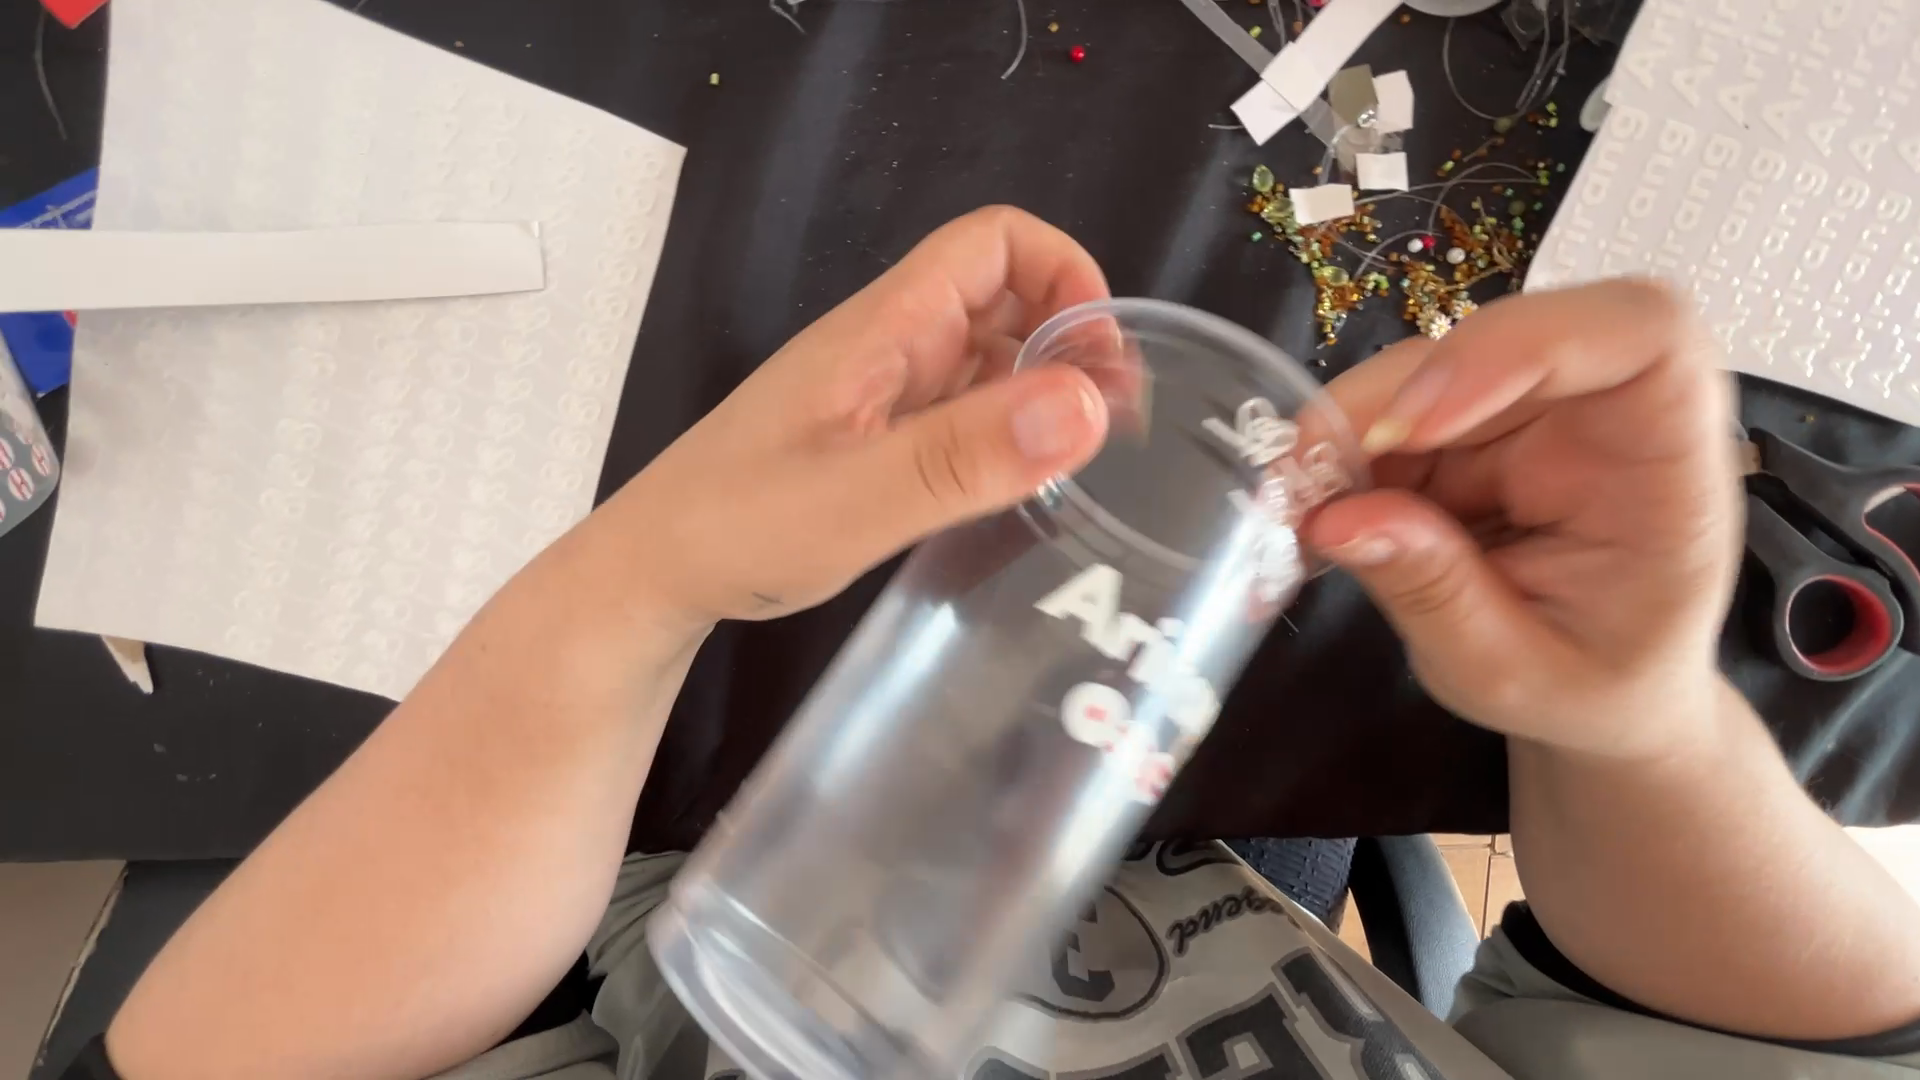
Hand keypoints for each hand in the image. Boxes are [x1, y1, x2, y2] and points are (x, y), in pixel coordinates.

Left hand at [597, 206, 1112, 631]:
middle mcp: (890, 348)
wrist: (659, 572)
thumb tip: (1085, 406)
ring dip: (1043, 389)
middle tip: (1115, 420)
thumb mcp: (856, 498)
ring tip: (1087, 456)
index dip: (1064, 272)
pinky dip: (1006, 431)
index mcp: (884, 330)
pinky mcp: (878, 440)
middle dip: (1070, 337)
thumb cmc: (740, 527)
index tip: (1103, 355)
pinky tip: (1022, 479)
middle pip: (1001, 297)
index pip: (992, 243)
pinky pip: (961, 414)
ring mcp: (883, 396)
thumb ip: (964, 455)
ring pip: (986, 360)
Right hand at [1302, 281, 1742, 759]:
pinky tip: (1305, 512)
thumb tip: (1332, 520)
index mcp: (1659, 467)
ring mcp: (1517, 424)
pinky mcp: (1456, 441)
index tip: (1407, 429)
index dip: (1515, 348)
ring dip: (1337, 435)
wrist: (1588, 695)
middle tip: (1296, 479)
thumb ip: (1433, 594)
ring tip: (1289, 510)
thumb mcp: (1506, 670)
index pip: (1635, 335)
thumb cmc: (1585, 687)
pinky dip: (1329, 460)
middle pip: (1485, 346)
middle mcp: (1589, 421)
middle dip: (1375, 403)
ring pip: (1415, 376)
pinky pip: (1379, 420)